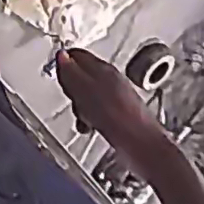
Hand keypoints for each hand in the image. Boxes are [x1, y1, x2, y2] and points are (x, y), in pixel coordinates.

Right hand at [57, 48, 171, 162]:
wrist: (145, 148)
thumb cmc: (117, 119)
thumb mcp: (85, 93)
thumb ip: (71, 73)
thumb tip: (61, 55)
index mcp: (103, 69)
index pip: (77, 55)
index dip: (64, 64)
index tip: (58, 78)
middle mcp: (112, 79)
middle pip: (82, 75)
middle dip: (72, 88)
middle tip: (72, 100)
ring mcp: (118, 97)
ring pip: (89, 94)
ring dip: (81, 106)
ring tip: (83, 118)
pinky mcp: (121, 114)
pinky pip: (99, 109)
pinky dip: (91, 117)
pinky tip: (92, 127)